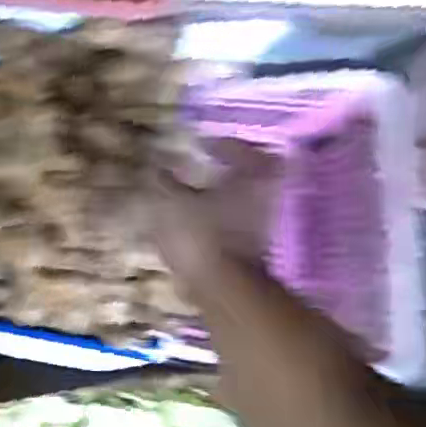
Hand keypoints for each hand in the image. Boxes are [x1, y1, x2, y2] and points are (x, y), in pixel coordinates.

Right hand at [150, 137, 281, 284]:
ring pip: (243, 191)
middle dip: (226, 164)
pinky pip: (237, 213)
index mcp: (254, 171)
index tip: (199, 143)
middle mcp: (267, 188)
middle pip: (248, 167)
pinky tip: (198, 214)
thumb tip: (158, 168)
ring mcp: (264, 215)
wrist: (220, 283)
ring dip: (223, 187)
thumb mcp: (173, 203)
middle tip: (204, 161)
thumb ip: (168, 183)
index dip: (217, 144)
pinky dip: (221, 209)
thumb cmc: (199, 234)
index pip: (238, 146)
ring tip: (196, 188)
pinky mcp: (254, 237)